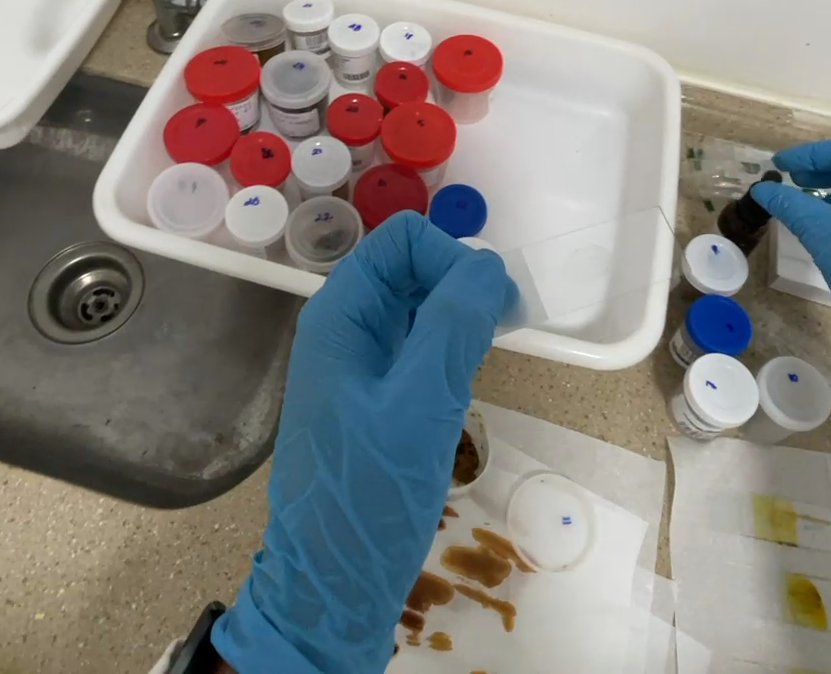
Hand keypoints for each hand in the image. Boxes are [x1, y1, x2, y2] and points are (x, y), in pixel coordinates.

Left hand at [213, 212, 517, 673]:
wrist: (330, 588)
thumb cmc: (369, 495)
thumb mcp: (420, 406)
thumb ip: (453, 327)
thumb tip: (488, 265)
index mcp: (341, 314)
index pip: (403, 242)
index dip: (451, 260)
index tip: (490, 308)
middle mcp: (346, 324)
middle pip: (412, 266)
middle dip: (460, 286)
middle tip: (500, 331)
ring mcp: (359, 359)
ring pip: (419, 304)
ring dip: (460, 317)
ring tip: (485, 356)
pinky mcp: (375, 391)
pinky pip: (418, 342)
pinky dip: (450, 346)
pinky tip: (466, 377)